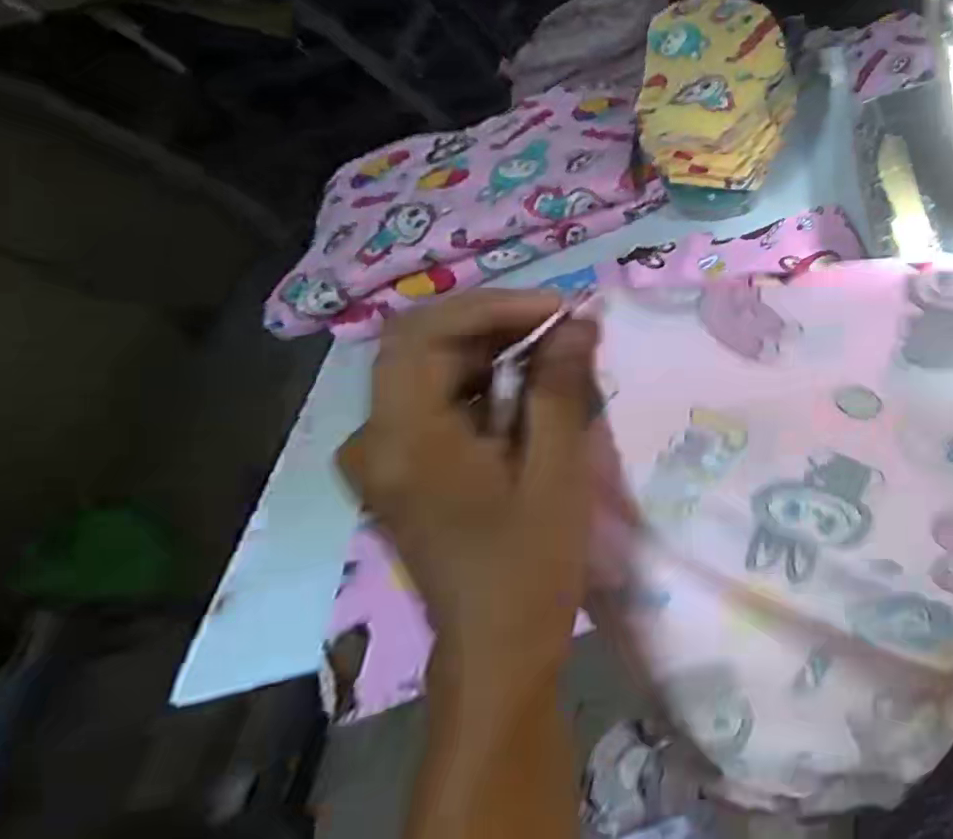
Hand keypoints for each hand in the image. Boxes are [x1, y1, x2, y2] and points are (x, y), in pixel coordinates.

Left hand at [336, 290, 629, 674]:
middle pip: (422, 347)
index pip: (423, 334)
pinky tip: (532, 389)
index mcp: (403, 439)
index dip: (494, 307)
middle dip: (497, 324)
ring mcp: (383, 456)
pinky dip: (485, 382)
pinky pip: (438, 402)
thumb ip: (560, 386)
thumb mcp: (556, 468)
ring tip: (559, 350)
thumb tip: (577, 321)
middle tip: (567, 325)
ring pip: (430, 371)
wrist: (497, 645)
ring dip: (494, 350)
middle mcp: (374, 439)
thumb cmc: (531, 560)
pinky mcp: (403, 469)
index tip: (561, 308)